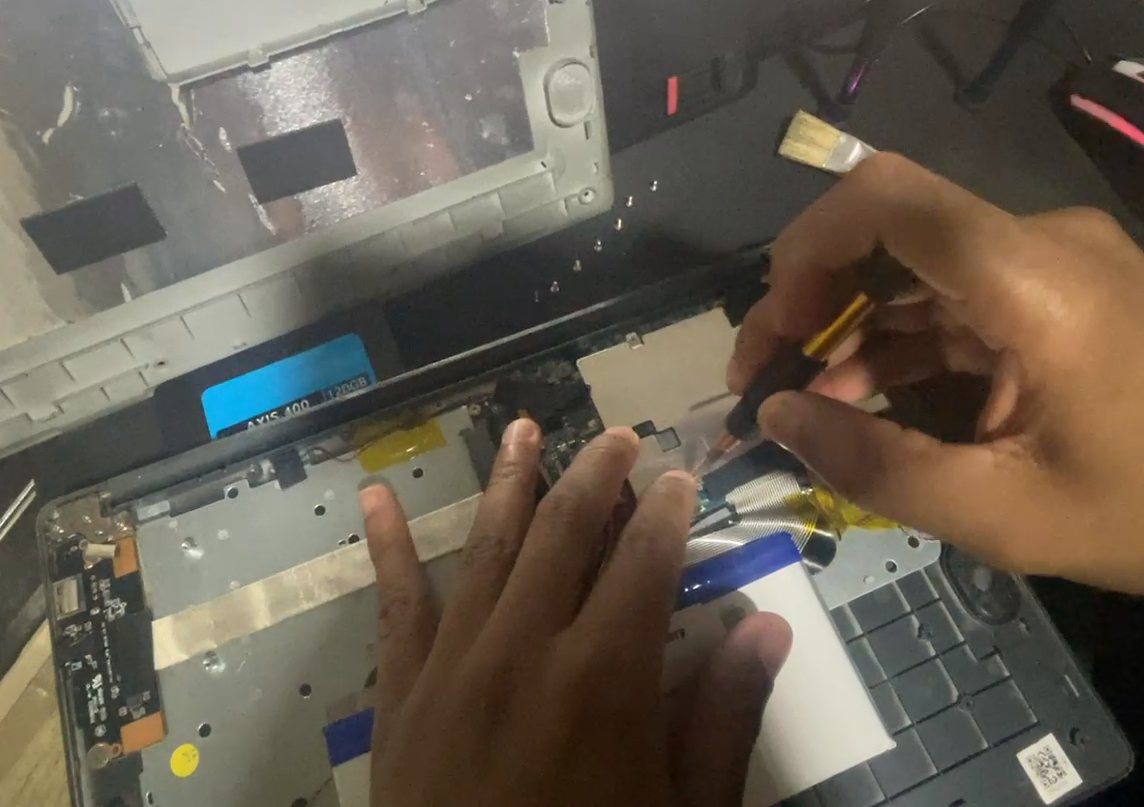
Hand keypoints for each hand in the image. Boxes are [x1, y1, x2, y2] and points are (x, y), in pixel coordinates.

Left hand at [358, 420, 792, 806]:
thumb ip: (723, 716)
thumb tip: (767, 624)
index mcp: (603, 676)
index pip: (644, 560)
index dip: (667, 511)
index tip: (681, 476)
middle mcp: (526, 646)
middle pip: (565, 531)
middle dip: (596, 474)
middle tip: (619, 436)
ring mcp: (456, 660)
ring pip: (489, 543)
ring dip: (510, 478)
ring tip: (523, 427)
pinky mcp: (403, 690)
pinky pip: (396, 603)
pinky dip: (385, 545)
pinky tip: (375, 498)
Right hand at [728, 154, 1143, 615]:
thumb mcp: (1005, 517)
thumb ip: (876, 467)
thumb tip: (773, 414)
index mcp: (1038, 284)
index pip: (891, 197)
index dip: (806, 245)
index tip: (776, 329)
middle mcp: (1036, 241)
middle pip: (881, 227)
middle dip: (803, 296)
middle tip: (761, 375)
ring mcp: (1039, 255)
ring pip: (899, 260)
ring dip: (838, 321)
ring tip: (798, 396)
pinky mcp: (1038, 280)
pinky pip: (936, 289)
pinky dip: (885, 334)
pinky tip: (856, 390)